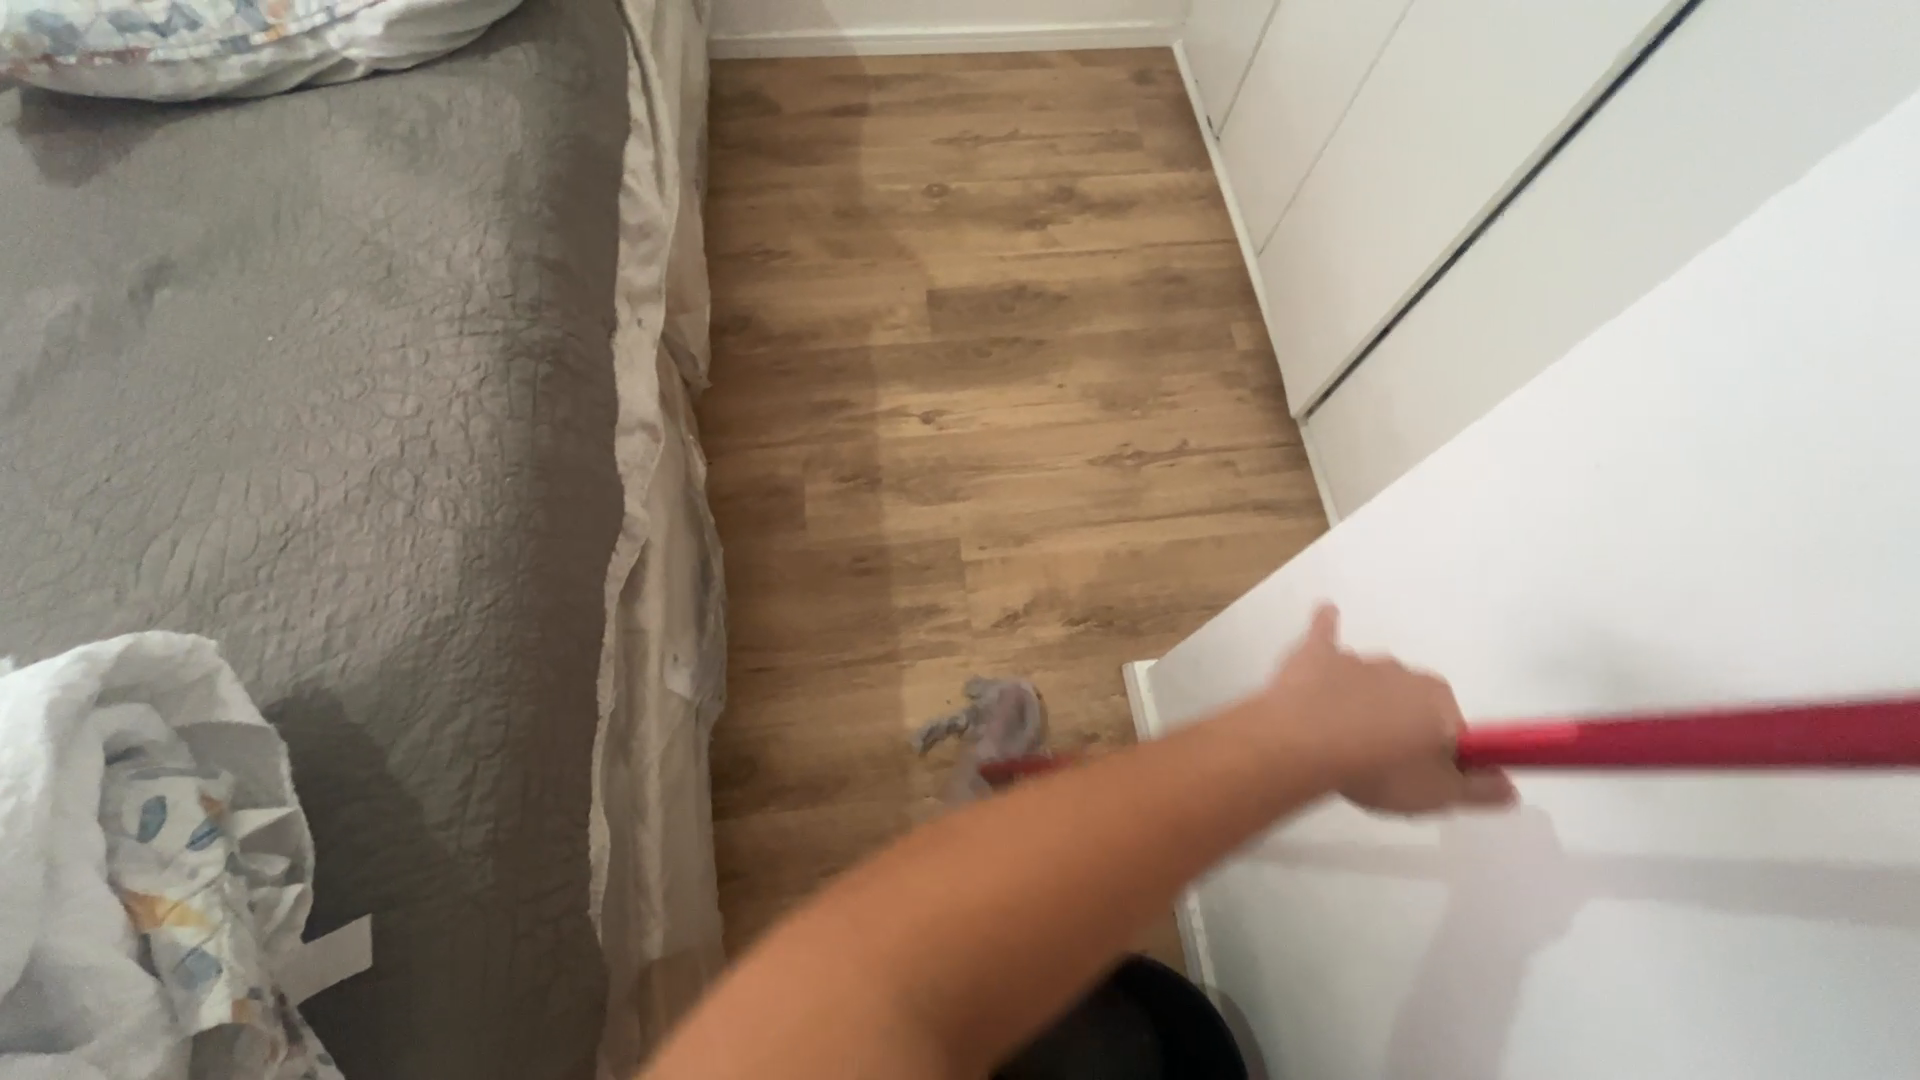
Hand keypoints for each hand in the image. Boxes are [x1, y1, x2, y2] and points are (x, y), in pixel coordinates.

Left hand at [1266, 605, 1516, 815]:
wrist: (1302, 744)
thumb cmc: (1377, 769)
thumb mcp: (1438, 794)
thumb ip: (1479, 789)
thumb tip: (1509, 786)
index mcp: (1438, 698)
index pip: (1451, 727)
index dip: (1437, 753)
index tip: (1417, 772)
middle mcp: (1401, 670)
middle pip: (1407, 700)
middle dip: (1397, 724)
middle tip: (1376, 759)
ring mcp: (1355, 659)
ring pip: (1368, 679)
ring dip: (1360, 699)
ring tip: (1339, 733)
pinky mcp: (1314, 654)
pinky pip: (1324, 632)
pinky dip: (1326, 625)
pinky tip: (1327, 612)